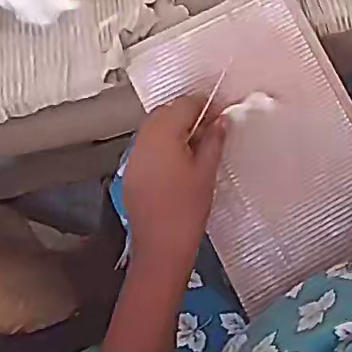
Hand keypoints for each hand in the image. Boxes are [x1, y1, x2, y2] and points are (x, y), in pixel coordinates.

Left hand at [121, 95, 227, 269]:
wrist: (161, 246)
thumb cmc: (188, 209)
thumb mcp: (206, 172)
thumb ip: (213, 141)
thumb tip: (220, 121)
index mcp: (163, 135)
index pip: (184, 105)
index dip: (204, 104)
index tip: (221, 112)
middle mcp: (142, 140)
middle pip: (165, 112)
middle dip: (187, 113)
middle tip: (212, 126)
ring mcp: (133, 156)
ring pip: (154, 128)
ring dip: (174, 128)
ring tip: (198, 142)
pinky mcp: (130, 172)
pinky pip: (147, 146)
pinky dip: (163, 144)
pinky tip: (179, 159)